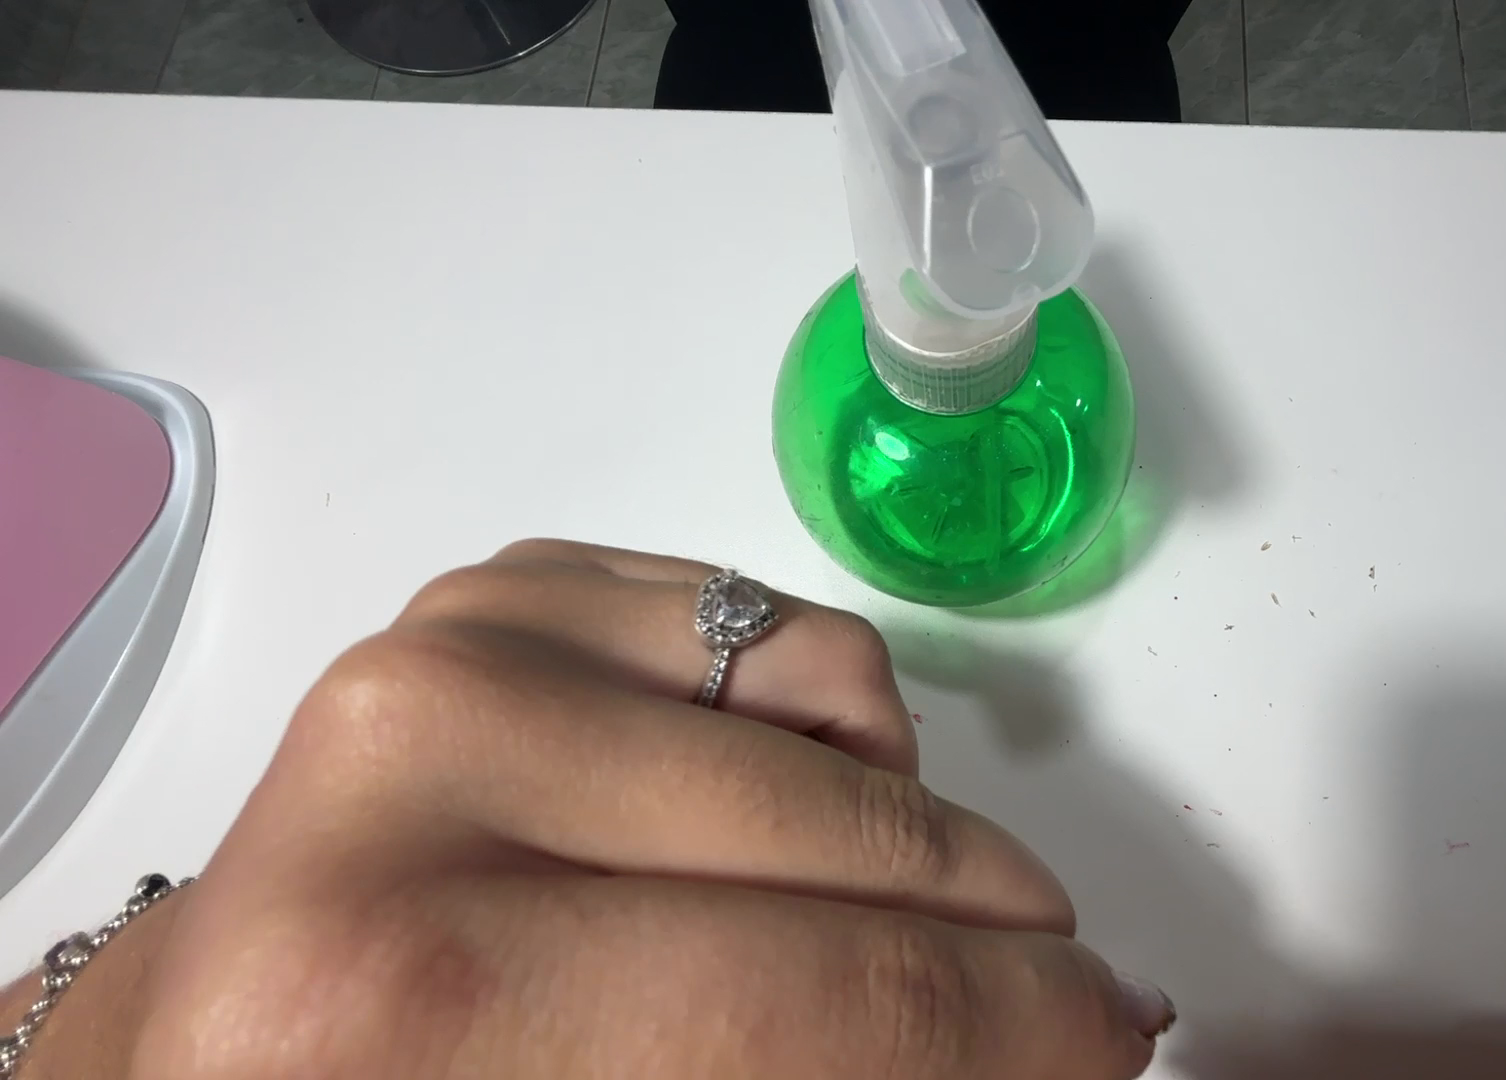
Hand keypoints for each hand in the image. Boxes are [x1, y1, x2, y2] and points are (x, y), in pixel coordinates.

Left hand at [26, 542, 1171, 1078]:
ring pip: (833, 680)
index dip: (1013, 1028)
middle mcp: (413, 763)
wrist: (231, 1038)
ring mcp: (464, 637)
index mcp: (395, 1004)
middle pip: (845, 836)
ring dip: (910, 807)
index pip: (828, 999)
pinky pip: (770, 615)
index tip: (1117, 1033)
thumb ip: (851, 1061)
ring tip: (892, 882)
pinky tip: (781, 783)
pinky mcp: (509, 579)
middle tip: (1070, 980)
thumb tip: (1056, 1039)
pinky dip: (823, 706)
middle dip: (1001, 924)